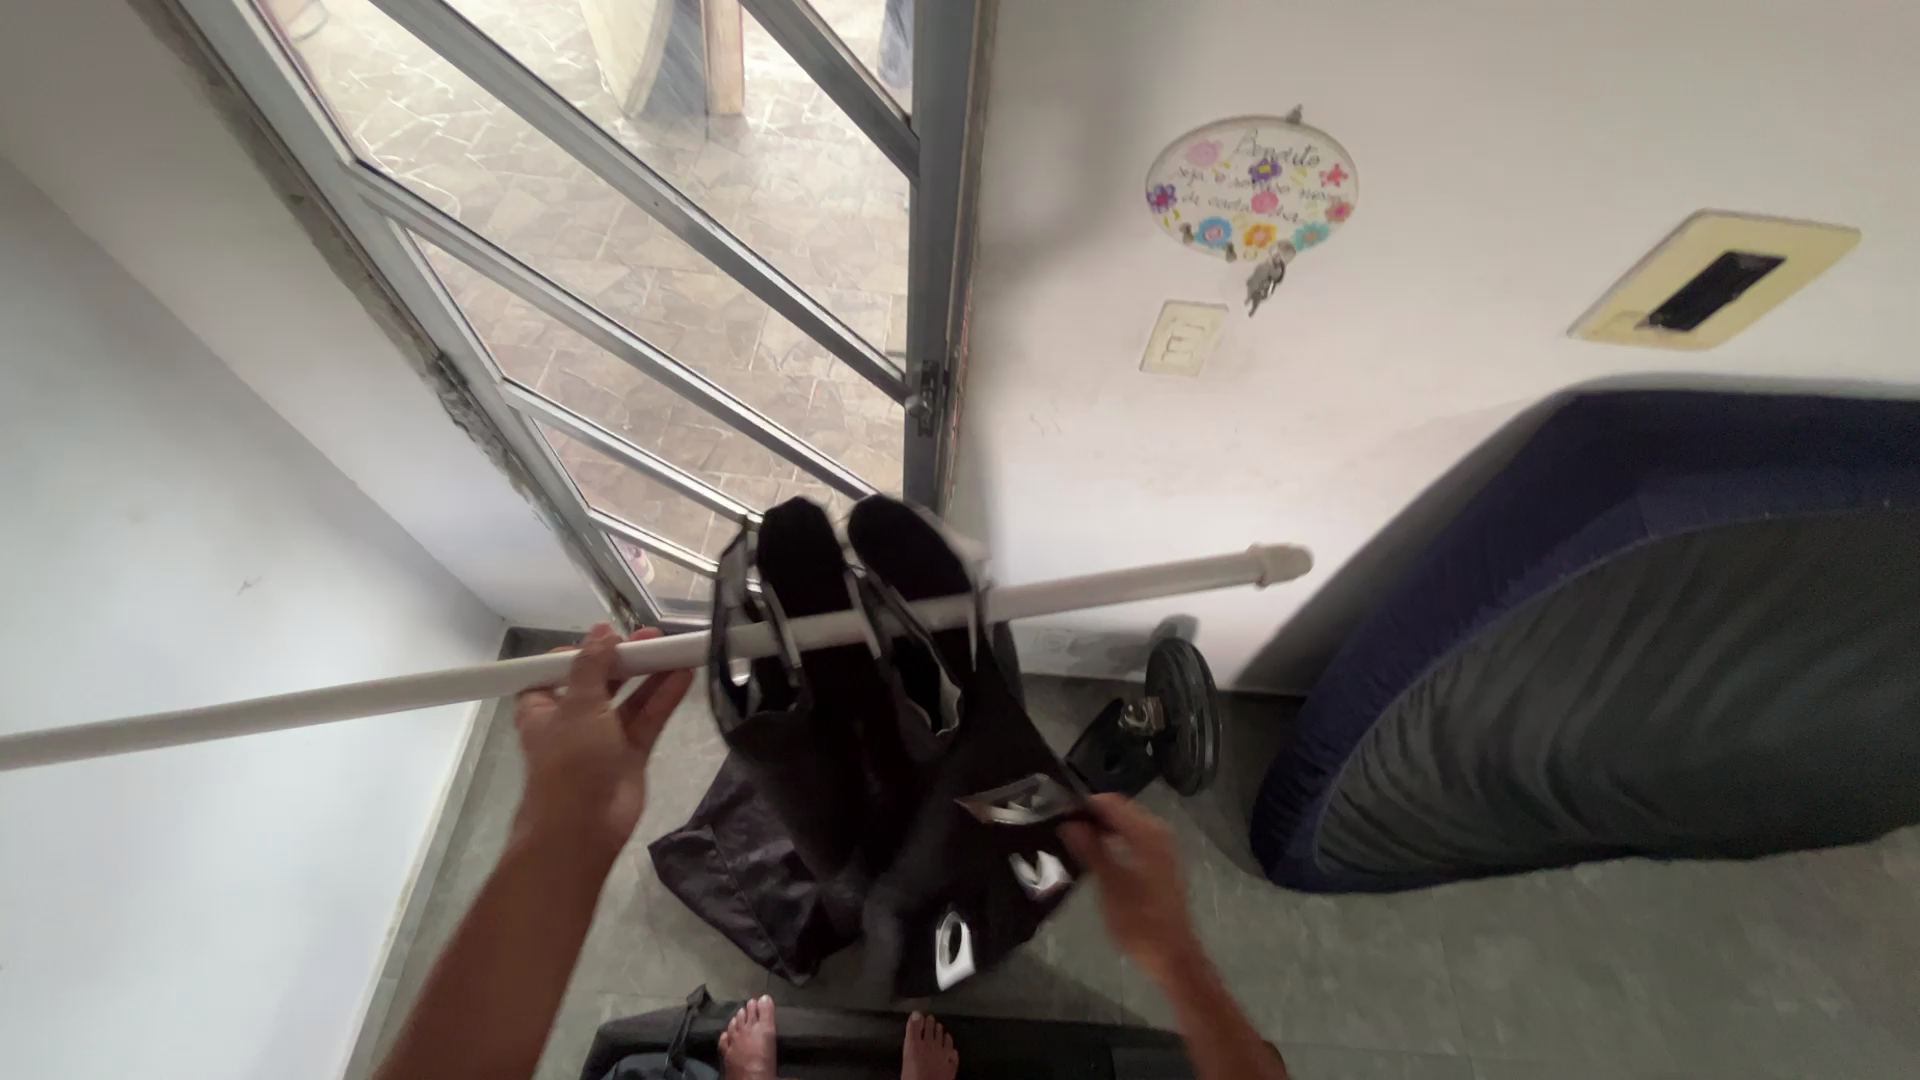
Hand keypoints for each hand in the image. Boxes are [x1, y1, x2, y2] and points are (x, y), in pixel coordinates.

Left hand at [512, 624, 693, 856]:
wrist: (583, 827)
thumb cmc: (569, 762)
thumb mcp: (578, 705)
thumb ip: (593, 666)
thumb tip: (601, 632)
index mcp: (544, 707)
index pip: (558, 670)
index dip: (581, 651)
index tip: (607, 637)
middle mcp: (573, 719)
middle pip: (601, 680)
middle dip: (625, 659)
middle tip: (651, 637)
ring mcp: (604, 736)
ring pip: (630, 697)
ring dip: (650, 675)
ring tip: (675, 649)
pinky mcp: (631, 751)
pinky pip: (649, 717)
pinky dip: (665, 697)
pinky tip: (684, 675)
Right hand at [1059, 794, 1203, 981]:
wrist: (1174, 958)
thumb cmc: (1141, 924)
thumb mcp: (1110, 887)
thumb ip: (1090, 850)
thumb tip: (1068, 822)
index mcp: (1147, 834)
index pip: (1111, 802)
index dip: (1085, 805)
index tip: (1060, 813)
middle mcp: (1158, 832)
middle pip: (1119, 810)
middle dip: (1093, 816)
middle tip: (1064, 828)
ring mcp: (1162, 846)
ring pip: (1126, 823)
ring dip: (1103, 828)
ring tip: (1075, 840)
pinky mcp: (1161, 860)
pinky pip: (1134, 836)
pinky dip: (1115, 839)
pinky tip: (1097, 854)